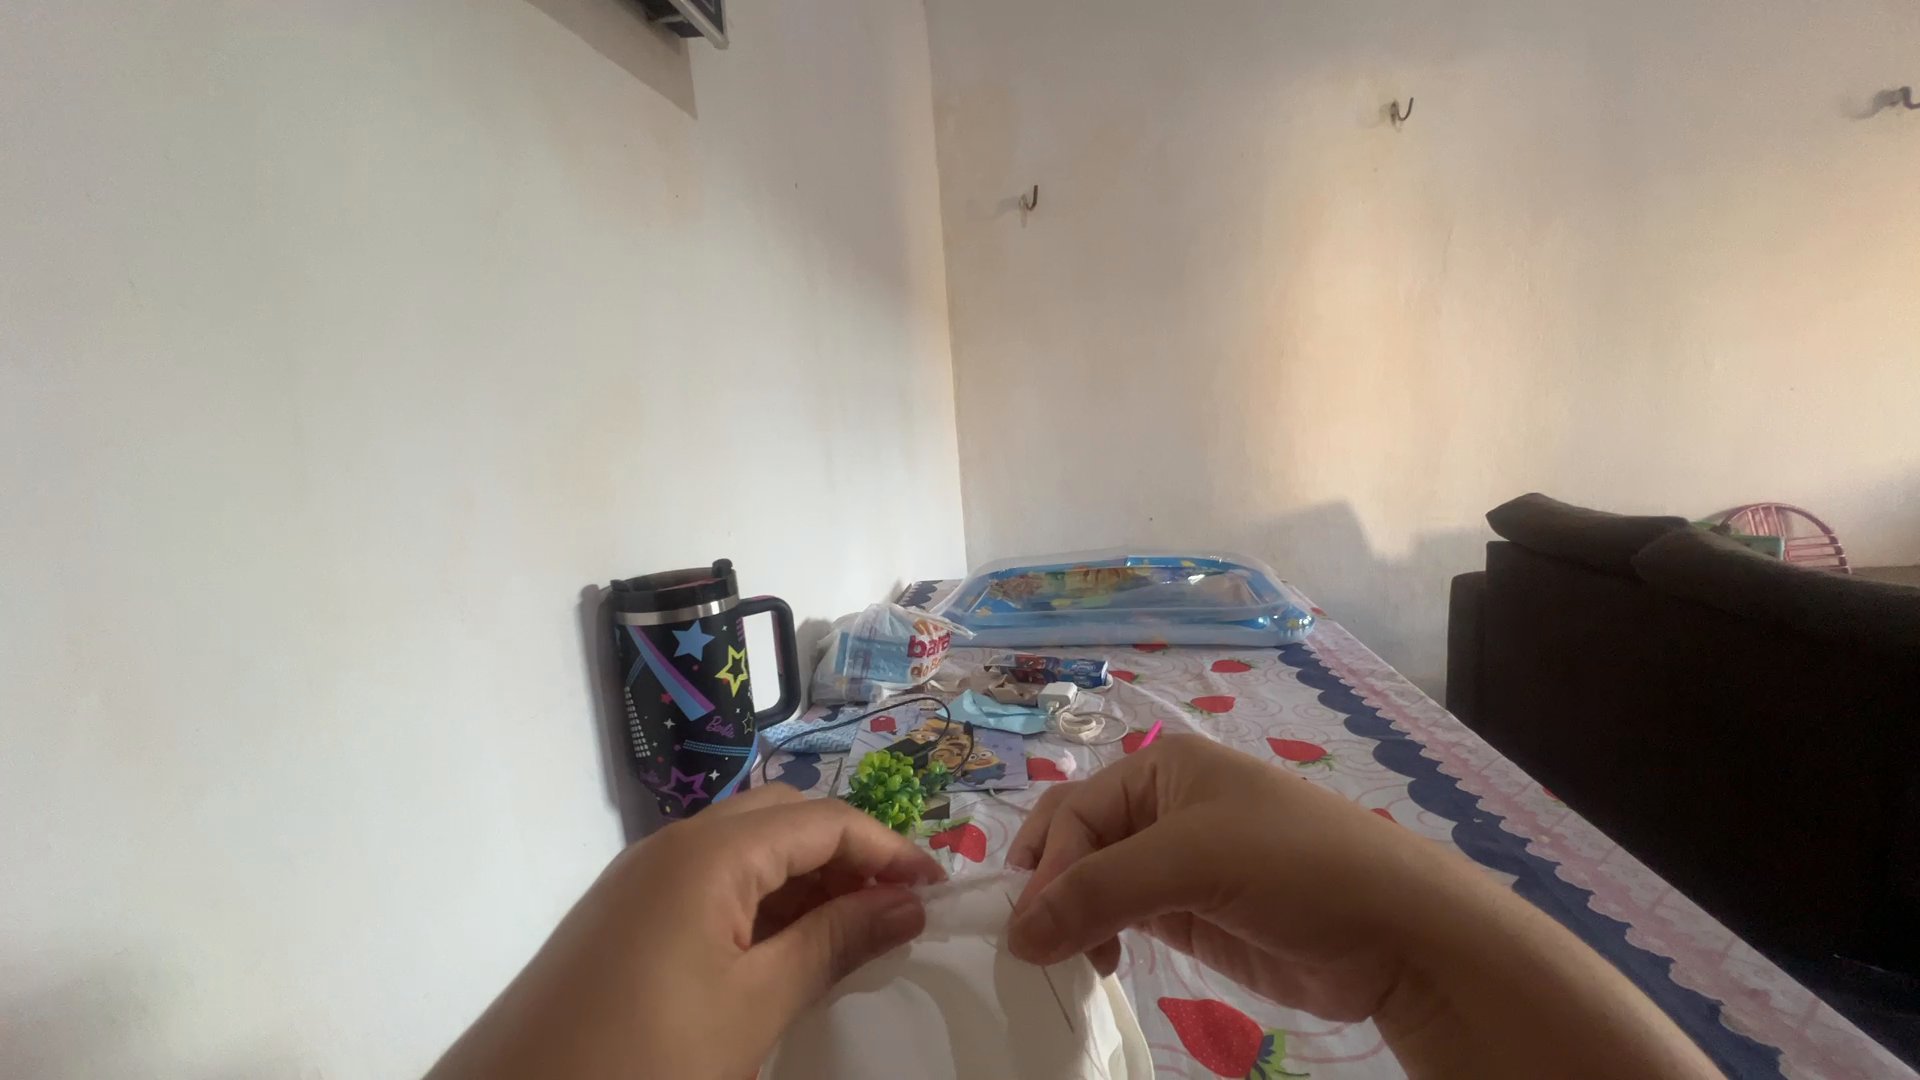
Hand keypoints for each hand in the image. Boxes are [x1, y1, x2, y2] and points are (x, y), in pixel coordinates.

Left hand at [426, 784, 944, 1079]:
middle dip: (848, 852)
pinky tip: (787, 945)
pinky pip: (716, 880)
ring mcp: (648, 874)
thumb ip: (837, 941)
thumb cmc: (641, 1066)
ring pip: (751, 847)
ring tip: (852, 929)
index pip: (823, 819)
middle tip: (892, 906)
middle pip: (787, 818)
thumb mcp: (755, 1006)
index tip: (934, 889)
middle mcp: (678, 841)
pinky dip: (764, 900)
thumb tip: (910, 902)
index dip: (886, 847)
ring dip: (807, 876)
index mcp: (711, 850)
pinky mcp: (630, 910)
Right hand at [1005, 734, 1419, 1020]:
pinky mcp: (1190, 911)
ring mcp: (1175, 861)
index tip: (1031, 926)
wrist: (1399, 931)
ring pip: (1096, 880)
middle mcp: (1160, 808)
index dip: (1049, 863)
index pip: (1077, 810)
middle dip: (1052, 883)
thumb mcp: (1192, 860)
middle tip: (1036, 942)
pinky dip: (1100, 935)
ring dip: (1072, 914)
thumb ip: (1101, 891)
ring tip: (1072, 960)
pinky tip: (1100, 961)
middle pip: (1080, 839)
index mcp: (1158, 769)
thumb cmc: (1291, 863)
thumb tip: (1017, 933)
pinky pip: (1124, 915)